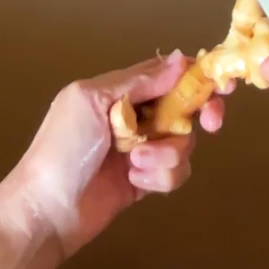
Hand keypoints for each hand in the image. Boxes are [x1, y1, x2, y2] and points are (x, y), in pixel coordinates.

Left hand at [0, 52, 224, 255]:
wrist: (46, 211)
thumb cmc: (63, 147)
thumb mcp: (92, 102)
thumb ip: (138, 81)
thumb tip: (182, 58)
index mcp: (119, 91)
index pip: (166, 74)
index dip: (196, 76)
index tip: (222, 84)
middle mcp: (134, 116)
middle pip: (185, 107)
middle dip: (201, 113)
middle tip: (211, 123)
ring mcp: (142, 149)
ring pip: (183, 142)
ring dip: (166, 154)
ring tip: (135, 164)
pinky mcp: (147, 180)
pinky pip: (175, 172)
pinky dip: (160, 177)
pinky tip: (135, 183)